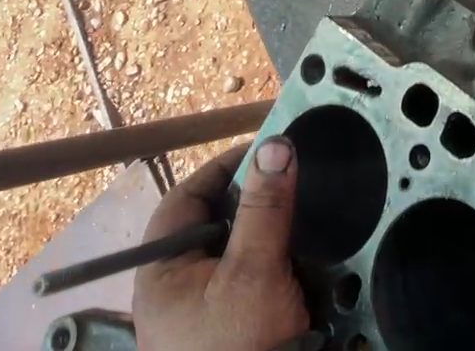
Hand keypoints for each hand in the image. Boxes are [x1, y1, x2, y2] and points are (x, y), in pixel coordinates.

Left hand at [134, 138, 309, 350]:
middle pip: (216, 221)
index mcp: (164, 273)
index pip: (185, 199)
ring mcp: (210, 311)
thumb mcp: (253, 272)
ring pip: (243, 247)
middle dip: (257, 196)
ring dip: (276, 228)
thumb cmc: (237, 349)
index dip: (223, 167)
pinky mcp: (241, 326)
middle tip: (296, 177)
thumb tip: (276, 143)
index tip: (269, 148)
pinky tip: (310, 255)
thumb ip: (265, 207)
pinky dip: (285, 258)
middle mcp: (181, 288)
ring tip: (308, 211)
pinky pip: (261, 275)